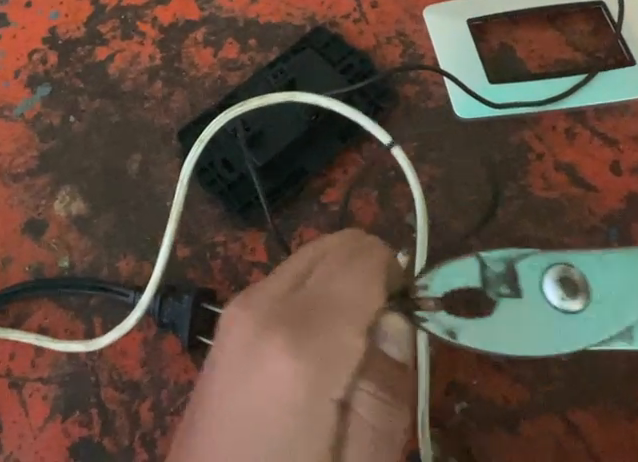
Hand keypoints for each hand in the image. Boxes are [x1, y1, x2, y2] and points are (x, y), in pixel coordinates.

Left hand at [166, 229, 414, 461]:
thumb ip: (384, 390)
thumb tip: (398, 320)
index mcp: (299, 340)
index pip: (364, 256)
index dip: (400, 283)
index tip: (409, 332)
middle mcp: (263, 305)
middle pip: (336, 246)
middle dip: (372, 279)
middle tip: (385, 348)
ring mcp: (238, 308)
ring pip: (311, 259)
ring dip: (343, 289)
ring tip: (352, 358)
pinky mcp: (228, 321)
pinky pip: (286, 282)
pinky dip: (315, 298)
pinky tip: (317, 357)